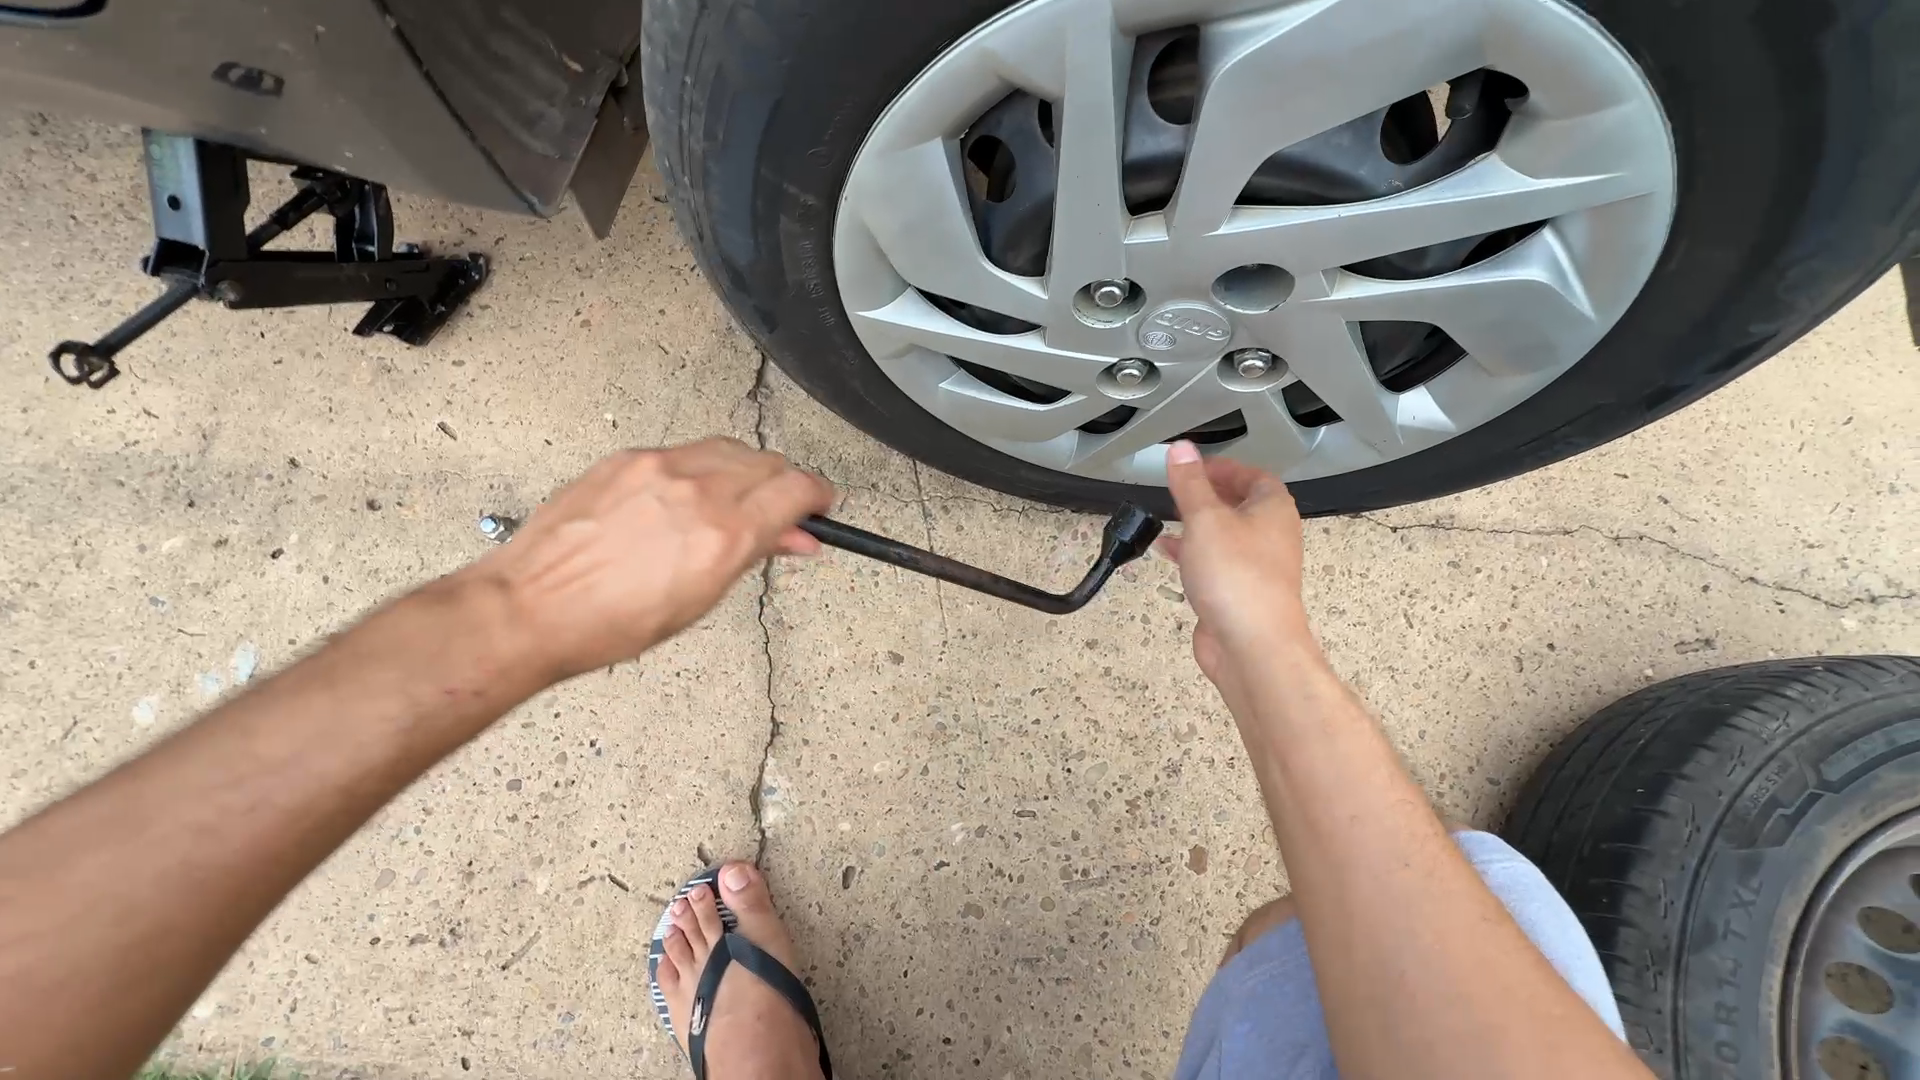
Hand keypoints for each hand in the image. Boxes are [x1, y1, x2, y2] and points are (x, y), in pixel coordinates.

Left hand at [466, 439, 833, 681]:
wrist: (531, 607)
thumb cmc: (612, 623)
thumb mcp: (701, 599)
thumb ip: (752, 555)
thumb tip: (792, 538)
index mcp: (724, 535)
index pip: (798, 489)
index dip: (820, 495)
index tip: (821, 505)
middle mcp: (698, 491)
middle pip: (771, 462)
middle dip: (787, 484)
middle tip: (783, 511)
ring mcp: (660, 467)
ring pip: (732, 448)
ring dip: (749, 470)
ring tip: (737, 501)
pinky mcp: (628, 458)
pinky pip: (687, 450)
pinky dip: (704, 468)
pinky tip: (689, 495)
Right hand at [1159, 440, 1313, 688]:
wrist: (1251, 645)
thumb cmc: (1237, 577)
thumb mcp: (1204, 518)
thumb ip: (1189, 483)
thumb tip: (1181, 449)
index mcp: (1273, 510)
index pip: (1253, 475)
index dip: (1224, 467)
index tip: (1194, 466)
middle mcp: (1271, 536)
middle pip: (1241, 505)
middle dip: (1209, 495)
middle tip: (1181, 489)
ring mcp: (1257, 567)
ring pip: (1226, 535)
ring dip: (1198, 525)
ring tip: (1170, 517)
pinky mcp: (1239, 593)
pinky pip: (1216, 564)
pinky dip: (1193, 554)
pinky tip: (1168, 553)